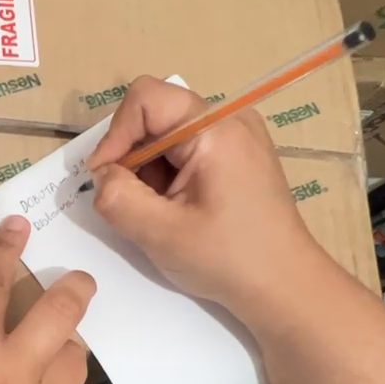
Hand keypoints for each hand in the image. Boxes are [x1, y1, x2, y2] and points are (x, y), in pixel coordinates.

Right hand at [86, 75, 336, 321]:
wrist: (282, 285)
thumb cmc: (227, 258)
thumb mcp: (158, 232)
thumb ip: (117, 197)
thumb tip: (102, 175)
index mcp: (215, 129)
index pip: (145, 98)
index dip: (115, 135)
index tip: (106, 178)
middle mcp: (228, 120)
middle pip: (154, 115)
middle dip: (129, 157)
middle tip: (132, 202)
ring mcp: (234, 137)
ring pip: (164, 136)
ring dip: (145, 171)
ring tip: (156, 212)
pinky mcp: (233, 157)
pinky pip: (182, 151)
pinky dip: (163, 177)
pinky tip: (172, 210)